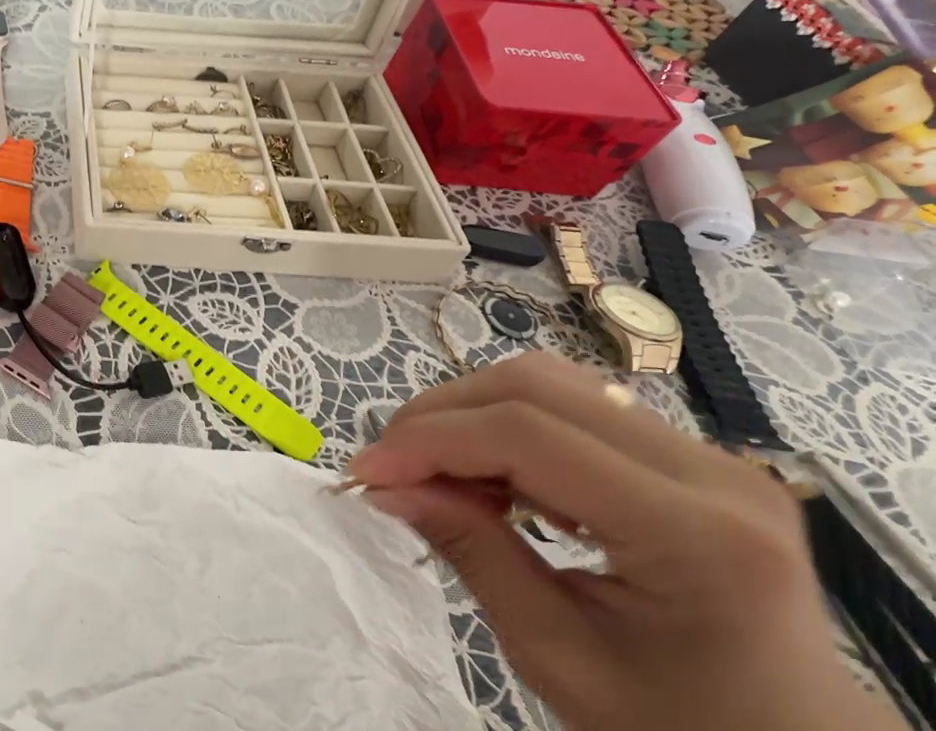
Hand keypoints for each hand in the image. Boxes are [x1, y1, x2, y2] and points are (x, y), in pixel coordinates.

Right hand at [349, 354, 905, 730]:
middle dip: (442, 415)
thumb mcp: (559, 655)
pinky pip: (579, 410)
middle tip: (391, 467)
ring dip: (472, 414)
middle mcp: (714, 471)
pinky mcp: (696, 459)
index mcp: (695, 532)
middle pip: (538, 386)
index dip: (431, 440)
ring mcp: (712, 457)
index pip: (530, 436)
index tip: (364, 473)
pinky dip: (511, 428)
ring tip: (435, 472)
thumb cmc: (674, 726)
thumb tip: (387, 487)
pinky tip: (491, 478)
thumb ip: (472, 554)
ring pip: (554, 383)